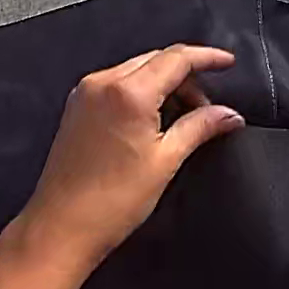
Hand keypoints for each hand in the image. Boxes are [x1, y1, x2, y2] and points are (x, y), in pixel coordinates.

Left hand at [9, 45, 244, 274]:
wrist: (58, 231)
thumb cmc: (114, 201)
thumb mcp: (166, 160)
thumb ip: (200, 127)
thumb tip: (231, 115)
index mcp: (129, 91)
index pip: (177, 58)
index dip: (207, 57)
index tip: (229, 63)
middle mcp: (105, 81)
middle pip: (158, 58)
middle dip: (188, 74)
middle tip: (207, 105)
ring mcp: (87, 91)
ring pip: (140, 67)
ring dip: (166, 81)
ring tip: (182, 115)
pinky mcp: (78, 104)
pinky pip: (120, 80)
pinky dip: (143, 88)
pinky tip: (154, 115)